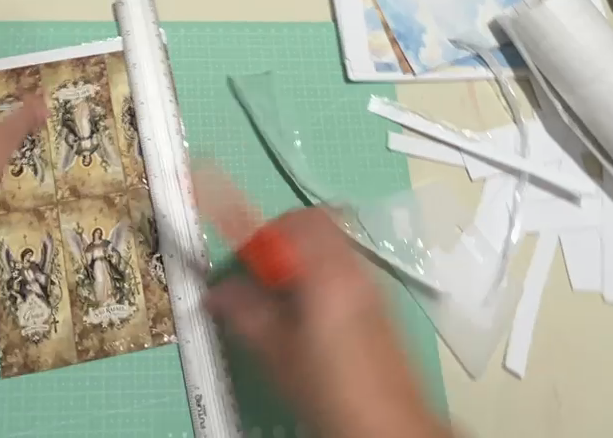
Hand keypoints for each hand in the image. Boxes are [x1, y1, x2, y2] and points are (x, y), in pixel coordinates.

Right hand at [202, 178, 451, 437]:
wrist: (396, 429)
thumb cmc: (334, 392)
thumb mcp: (279, 356)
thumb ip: (245, 313)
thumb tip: (216, 291)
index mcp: (323, 272)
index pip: (279, 221)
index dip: (243, 208)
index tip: (217, 197)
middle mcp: (350, 265)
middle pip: (311, 219)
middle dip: (279, 231)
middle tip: (257, 265)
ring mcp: (370, 279)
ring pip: (329, 236)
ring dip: (300, 247)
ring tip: (280, 287)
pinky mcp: (380, 297)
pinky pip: (344, 259)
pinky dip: (319, 264)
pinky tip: (308, 306)